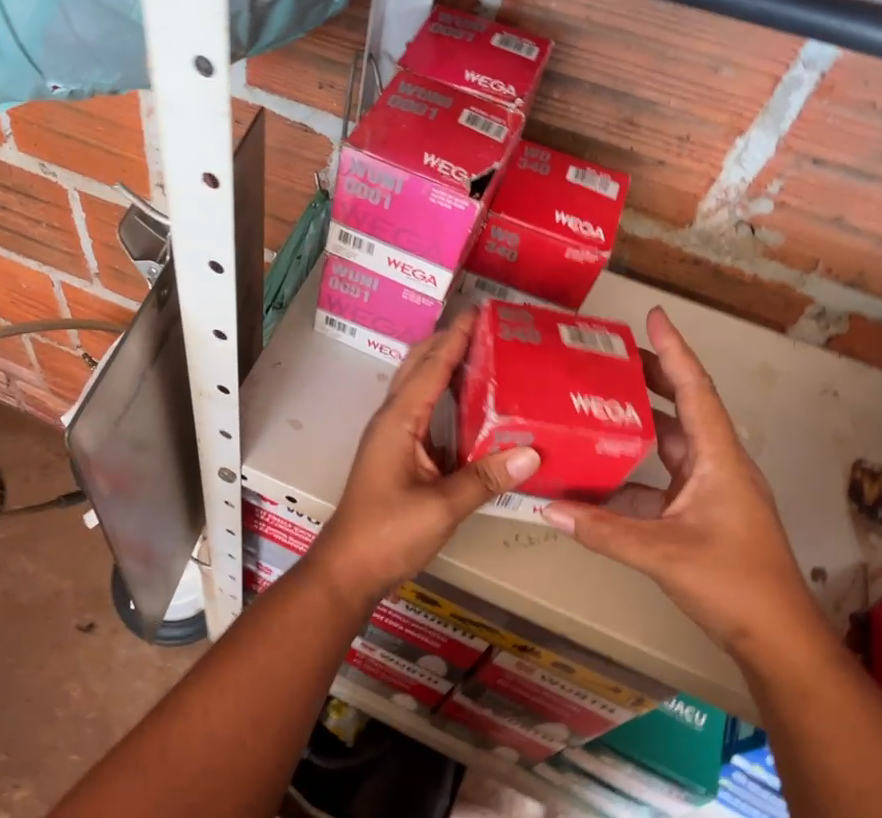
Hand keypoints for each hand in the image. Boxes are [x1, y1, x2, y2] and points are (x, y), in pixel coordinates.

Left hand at [309, 307, 540, 605]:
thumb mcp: (442, 507)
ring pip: (418, 389)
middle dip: (447, 343)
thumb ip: (486, 479)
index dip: (455, 338)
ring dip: (444, 368)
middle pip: (418, 368)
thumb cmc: (388, 533)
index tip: (479, 312)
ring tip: (484, 357)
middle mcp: (391, 420)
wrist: (348, 568)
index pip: (430, 367)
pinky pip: (423, 414)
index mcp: (398, 421)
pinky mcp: (397, 456)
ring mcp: (391, 438)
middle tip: (487, 329)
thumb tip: (532, 453)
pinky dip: (444, 400)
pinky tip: (472, 409)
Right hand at [542, 308, 826, 660]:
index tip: (654, 315)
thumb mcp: (662, 553)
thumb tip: (546, 507)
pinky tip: (598, 474)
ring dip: (638, 423)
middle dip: (650, 378)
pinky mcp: (701, 515)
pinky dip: (631, 472)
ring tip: (596, 403)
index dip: (674, 350)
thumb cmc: (733, 583)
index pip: (695, 390)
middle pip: (683, 408)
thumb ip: (603, 530)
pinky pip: (661, 480)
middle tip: (609, 355)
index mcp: (720, 459)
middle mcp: (717, 465)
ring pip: (671, 443)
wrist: (778, 639)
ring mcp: (711, 491)